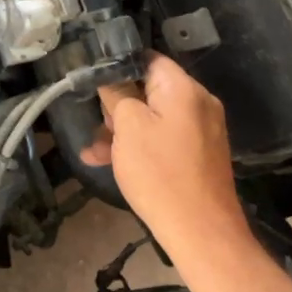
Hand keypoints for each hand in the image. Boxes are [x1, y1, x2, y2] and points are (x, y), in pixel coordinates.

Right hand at [79, 54, 246, 253]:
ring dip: (122, 129)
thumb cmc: (160, 172)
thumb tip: (109, 75)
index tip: (90, 75)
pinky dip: (139, 145)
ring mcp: (201, 130)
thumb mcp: (127, 126)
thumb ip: (116, 93)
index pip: (147, 58)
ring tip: (94, 151)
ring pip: (152, 116)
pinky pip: (162, 137)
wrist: (201, 233)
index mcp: (184, 89)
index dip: (117, 63)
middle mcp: (198, 103)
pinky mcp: (198, 153)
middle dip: (116, 103)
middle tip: (94, 120)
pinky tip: (109, 162)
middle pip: (148, 88)